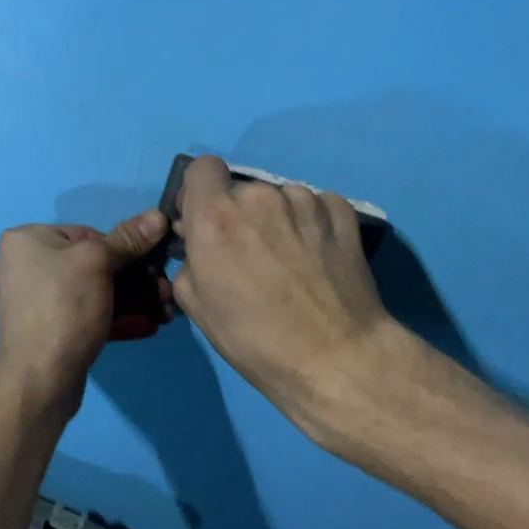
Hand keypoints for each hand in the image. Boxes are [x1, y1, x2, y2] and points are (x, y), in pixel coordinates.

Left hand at [0, 212, 170, 411]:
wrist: (38, 380)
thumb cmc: (64, 306)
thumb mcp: (99, 263)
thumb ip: (128, 240)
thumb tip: (157, 215)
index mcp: (25, 239)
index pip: (85, 234)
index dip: (123, 250)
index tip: (153, 266)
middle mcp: (24, 264)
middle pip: (92, 264)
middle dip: (134, 279)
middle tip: (165, 293)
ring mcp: (35, 299)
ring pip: (92, 291)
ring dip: (131, 300)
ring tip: (164, 312)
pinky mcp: (48, 329)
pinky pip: (85, 314)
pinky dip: (114, 317)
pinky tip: (148, 326)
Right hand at [170, 156, 395, 427]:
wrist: (338, 360)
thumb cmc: (256, 339)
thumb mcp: (196, 306)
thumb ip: (187, 260)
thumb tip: (197, 245)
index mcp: (215, 215)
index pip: (202, 168)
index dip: (201, 192)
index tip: (206, 220)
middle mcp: (257, 196)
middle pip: (241, 189)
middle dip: (240, 214)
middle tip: (250, 254)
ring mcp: (303, 200)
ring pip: (279, 197)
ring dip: (277, 218)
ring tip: (290, 260)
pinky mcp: (341, 213)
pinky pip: (316, 205)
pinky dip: (312, 222)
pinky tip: (318, 256)